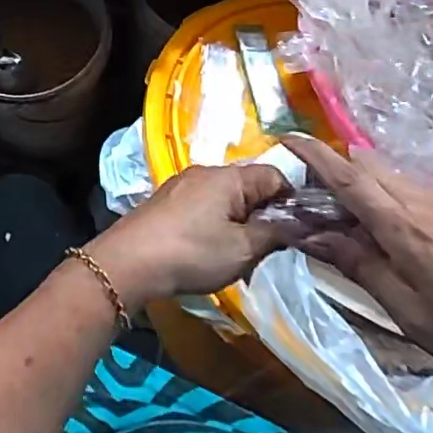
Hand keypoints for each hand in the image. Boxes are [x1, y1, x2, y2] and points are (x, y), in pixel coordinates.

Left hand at [83, 163, 291, 312]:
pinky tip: (214, 251)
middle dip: (265, 214)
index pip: (273, 175)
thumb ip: (274, 233)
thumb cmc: (193, 251)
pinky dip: (217, 224)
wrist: (131, 260)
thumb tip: (298, 223)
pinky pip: (205, 206)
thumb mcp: (243, 249)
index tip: (301, 230)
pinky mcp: (169, 201)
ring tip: (243, 255)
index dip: (292, 200)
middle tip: (272, 249)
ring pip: (226, 198)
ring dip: (241, 223)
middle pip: (248, 186)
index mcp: (227, 177)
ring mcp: (183, 185)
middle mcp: (205, 172)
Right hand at [274, 135, 432, 404]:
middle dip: (339, 170)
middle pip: (370, 164)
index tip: (286, 138)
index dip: (314, 154)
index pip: (349, 177)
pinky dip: (396, 201)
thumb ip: (357, 264)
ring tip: (359, 225)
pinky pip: (420, 193)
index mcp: (407, 229)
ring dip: (368, 186)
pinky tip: (403, 240)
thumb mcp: (409, 313)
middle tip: (321, 201)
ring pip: (395, 177)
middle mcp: (429, 205)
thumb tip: (310, 233)